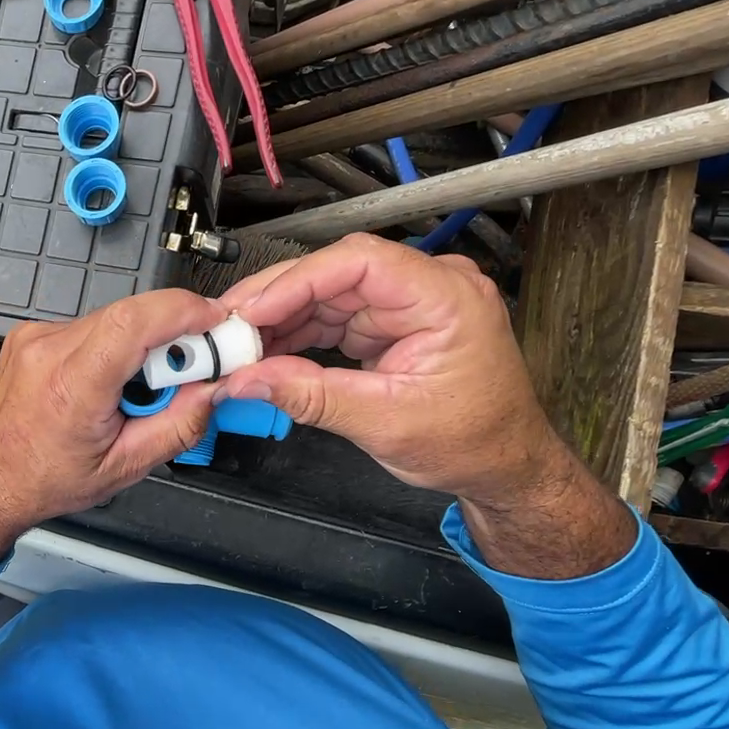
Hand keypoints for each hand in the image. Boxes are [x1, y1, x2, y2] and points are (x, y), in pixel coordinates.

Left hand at [0, 290, 226, 562]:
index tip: (212, 321)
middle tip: (186, 370)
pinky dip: (113, 344)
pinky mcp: (31, 334)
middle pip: (130, 314)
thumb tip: (214, 389)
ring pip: (113, 317)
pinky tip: (109, 379)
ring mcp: (35, 338)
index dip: (182, 311)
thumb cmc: (46, 478)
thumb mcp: (126, 466)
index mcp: (71, 386)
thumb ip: (180, 425)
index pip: (133, 322)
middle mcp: (47, 352)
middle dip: (171, 333)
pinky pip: (90, 325)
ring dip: (141, 342)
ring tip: (137, 388)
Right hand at [219, 235, 632, 576]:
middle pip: (332, 273)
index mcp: (446, 298)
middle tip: (226, 328)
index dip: (296, 282)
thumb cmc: (474, 442)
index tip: (251, 310)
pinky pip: (327, 317)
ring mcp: (403, 304)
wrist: (501, 466)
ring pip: (322, 295)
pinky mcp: (385, 323)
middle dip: (274, 300)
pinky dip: (292, 335)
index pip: (359, 262)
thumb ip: (311, 397)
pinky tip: (262, 353)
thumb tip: (248, 381)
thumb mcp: (386, 423)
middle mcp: (425, 289)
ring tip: (236, 347)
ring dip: (276, 320)